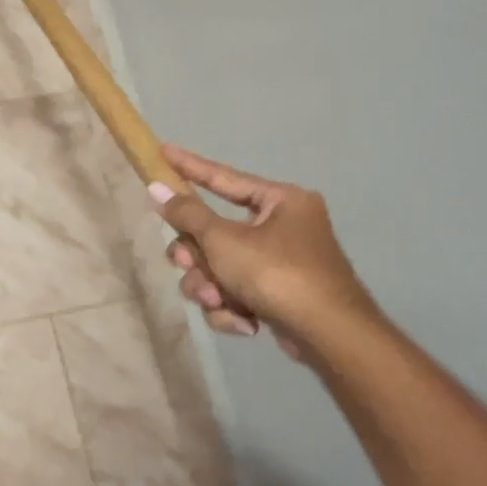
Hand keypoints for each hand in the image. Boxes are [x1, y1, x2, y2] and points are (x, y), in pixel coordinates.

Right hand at [149, 145, 378, 357]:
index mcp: (281, 202)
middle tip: (187, 265)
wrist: (329, 335)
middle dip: (196, 258)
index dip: (189, 166)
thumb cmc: (278, 273)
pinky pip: (232, 290)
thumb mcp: (223, 239)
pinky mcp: (274, 293)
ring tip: (218, 300)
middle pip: (210, 231)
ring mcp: (279, 261)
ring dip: (208, 285)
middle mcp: (281, 226)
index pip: (223, 178)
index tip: (163, 150)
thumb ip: (186, 213)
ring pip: (215, 265)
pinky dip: (229, 306)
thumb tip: (157, 188)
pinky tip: (241, 320)